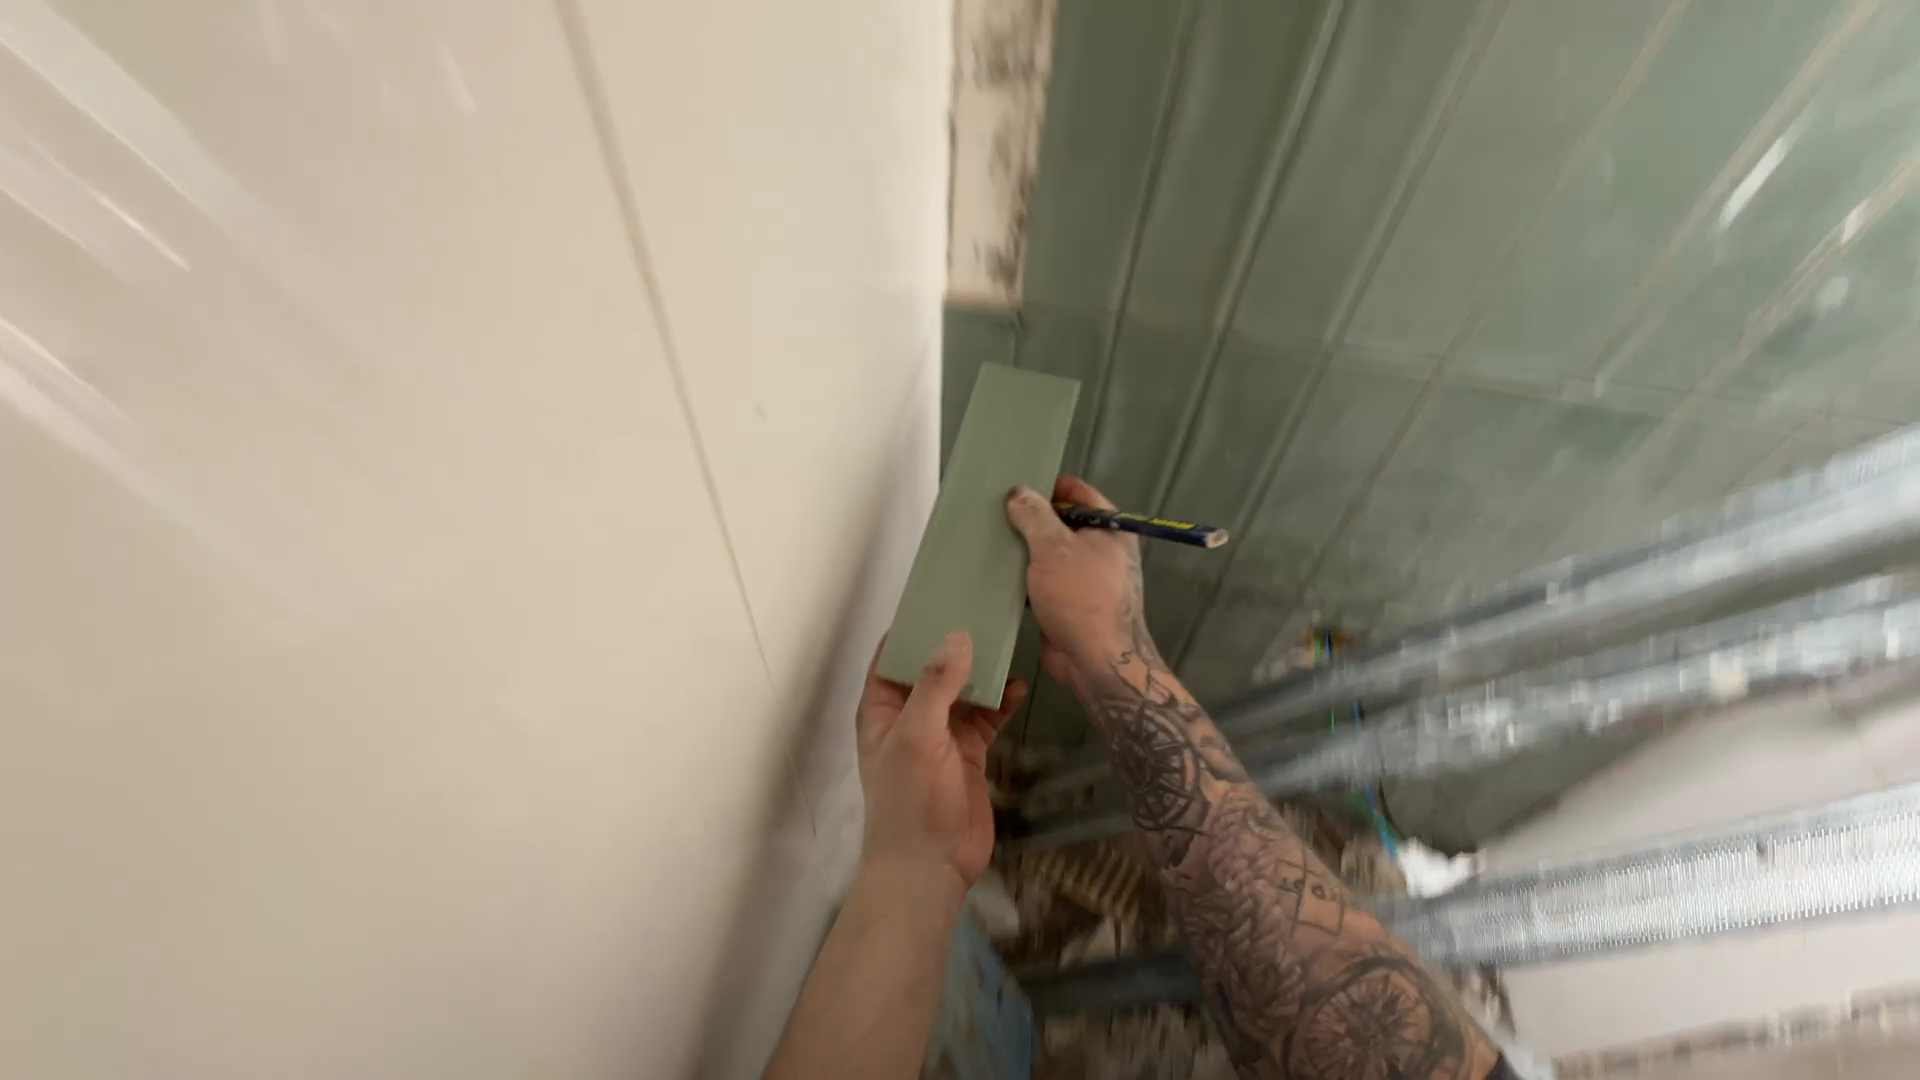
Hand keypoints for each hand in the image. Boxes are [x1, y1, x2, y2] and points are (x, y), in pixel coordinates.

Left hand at [854, 630, 1026, 896]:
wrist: (930, 867)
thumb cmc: (911, 799)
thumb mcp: (918, 735)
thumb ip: (938, 685)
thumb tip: (959, 635)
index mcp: (882, 707)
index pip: (894, 655)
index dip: (913, 627)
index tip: (941, 595)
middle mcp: (910, 714)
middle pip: (933, 668)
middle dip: (955, 643)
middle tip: (985, 609)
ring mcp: (941, 734)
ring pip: (963, 690)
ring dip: (982, 671)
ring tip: (1008, 640)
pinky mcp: (969, 753)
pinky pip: (986, 718)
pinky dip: (1001, 703)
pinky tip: (1020, 687)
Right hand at [1005, 476, 1150, 680]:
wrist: (1096, 662)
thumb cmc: (1082, 597)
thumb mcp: (1054, 548)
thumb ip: (1034, 516)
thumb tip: (1018, 492)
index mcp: (1108, 528)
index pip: (1077, 492)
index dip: (1048, 484)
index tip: (1014, 484)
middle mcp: (1099, 549)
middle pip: (1059, 523)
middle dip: (1028, 519)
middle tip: (990, 511)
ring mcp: (1082, 578)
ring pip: (1046, 554)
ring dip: (1021, 551)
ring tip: (985, 539)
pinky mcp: (1066, 602)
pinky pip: (1040, 581)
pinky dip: (1021, 577)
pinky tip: (992, 573)